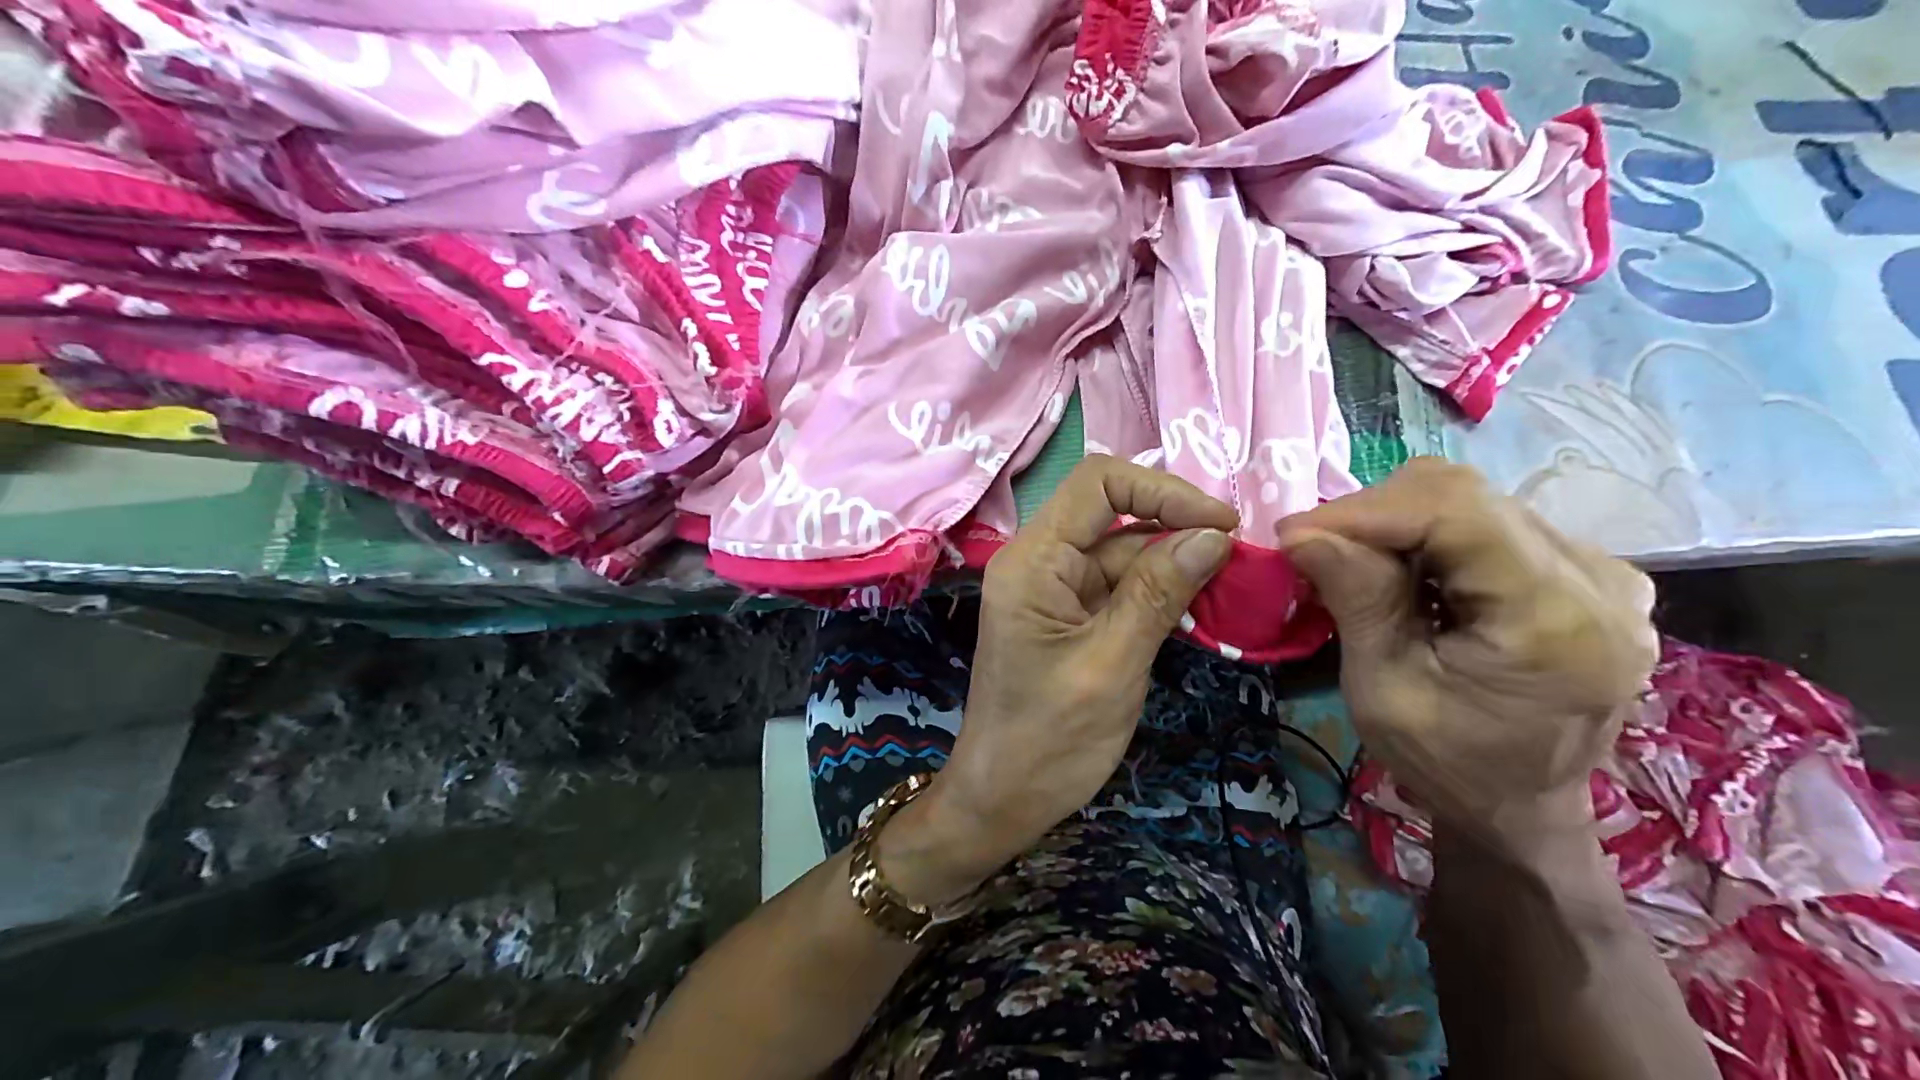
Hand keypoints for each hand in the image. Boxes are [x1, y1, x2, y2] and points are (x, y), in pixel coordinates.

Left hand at [883, 457, 1236, 902]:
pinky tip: (1199, 606)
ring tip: (1232, 586)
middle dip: (1176, 529)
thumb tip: (1214, 535)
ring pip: (1121, 552)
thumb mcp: (1113, 664)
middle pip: (1113, 515)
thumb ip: (1160, 593)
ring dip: (1174, 564)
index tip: (1221, 524)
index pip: (1098, 484)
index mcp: (1033, 561)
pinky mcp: (1068, 616)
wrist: (1003, 800)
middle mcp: (1038, 562)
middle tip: (1239, 561)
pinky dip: (1158, 592)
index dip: (1163, 490)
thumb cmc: (1050, 740)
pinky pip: (1118, 586)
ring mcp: (1053, 590)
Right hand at [1276, 459, 1656, 850]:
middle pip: (1465, 497)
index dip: (1366, 511)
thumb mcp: (1384, 691)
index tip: (1294, 534)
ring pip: (1472, 501)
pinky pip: (1488, 521)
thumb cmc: (1447, 763)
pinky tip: (1401, 571)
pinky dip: (1425, 534)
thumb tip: (1303, 531)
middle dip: (1373, 514)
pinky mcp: (1584, 573)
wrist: (1519, 807)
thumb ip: (1358, 601)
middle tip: (1314, 548)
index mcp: (1558, 622)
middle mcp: (1600, 583)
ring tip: (1351, 561)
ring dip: (1395, 521)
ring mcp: (1602, 573)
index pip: (1458, 514)